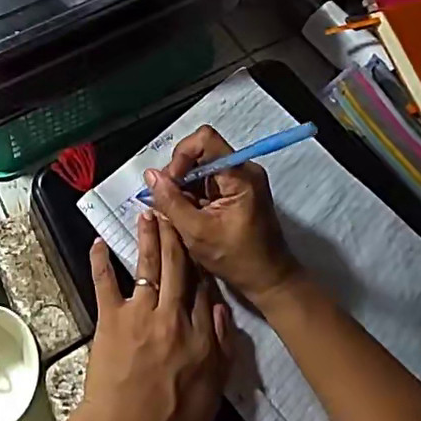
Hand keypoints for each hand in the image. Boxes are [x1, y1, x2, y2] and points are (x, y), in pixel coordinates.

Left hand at [74, 213, 230, 420]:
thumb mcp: (213, 392)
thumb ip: (222, 349)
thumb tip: (220, 310)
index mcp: (198, 335)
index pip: (203, 288)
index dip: (202, 262)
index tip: (200, 241)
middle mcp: (171, 316)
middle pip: (178, 267)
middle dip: (177, 235)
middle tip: (174, 211)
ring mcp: (139, 313)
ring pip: (148, 266)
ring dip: (148, 237)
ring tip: (148, 213)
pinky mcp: (110, 318)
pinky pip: (105, 282)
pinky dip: (100, 261)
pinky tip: (98, 242)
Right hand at [144, 126, 301, 303]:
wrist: (269, 280)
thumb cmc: (238, 259)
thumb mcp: (196, 232)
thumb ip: (171, 201)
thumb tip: (150, 175)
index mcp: (240, 175)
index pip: (205, 139)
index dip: (182, 155)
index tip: (171, 182)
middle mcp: (243, 169)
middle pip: (201, 152)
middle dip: (179, 172)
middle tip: (167, 199)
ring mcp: (241, 179)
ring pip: (201, 166)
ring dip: (184, 185)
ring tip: (177, 211)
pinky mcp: (237, 189)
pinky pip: (208, 179)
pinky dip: (193, 193)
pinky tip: (188, 214)